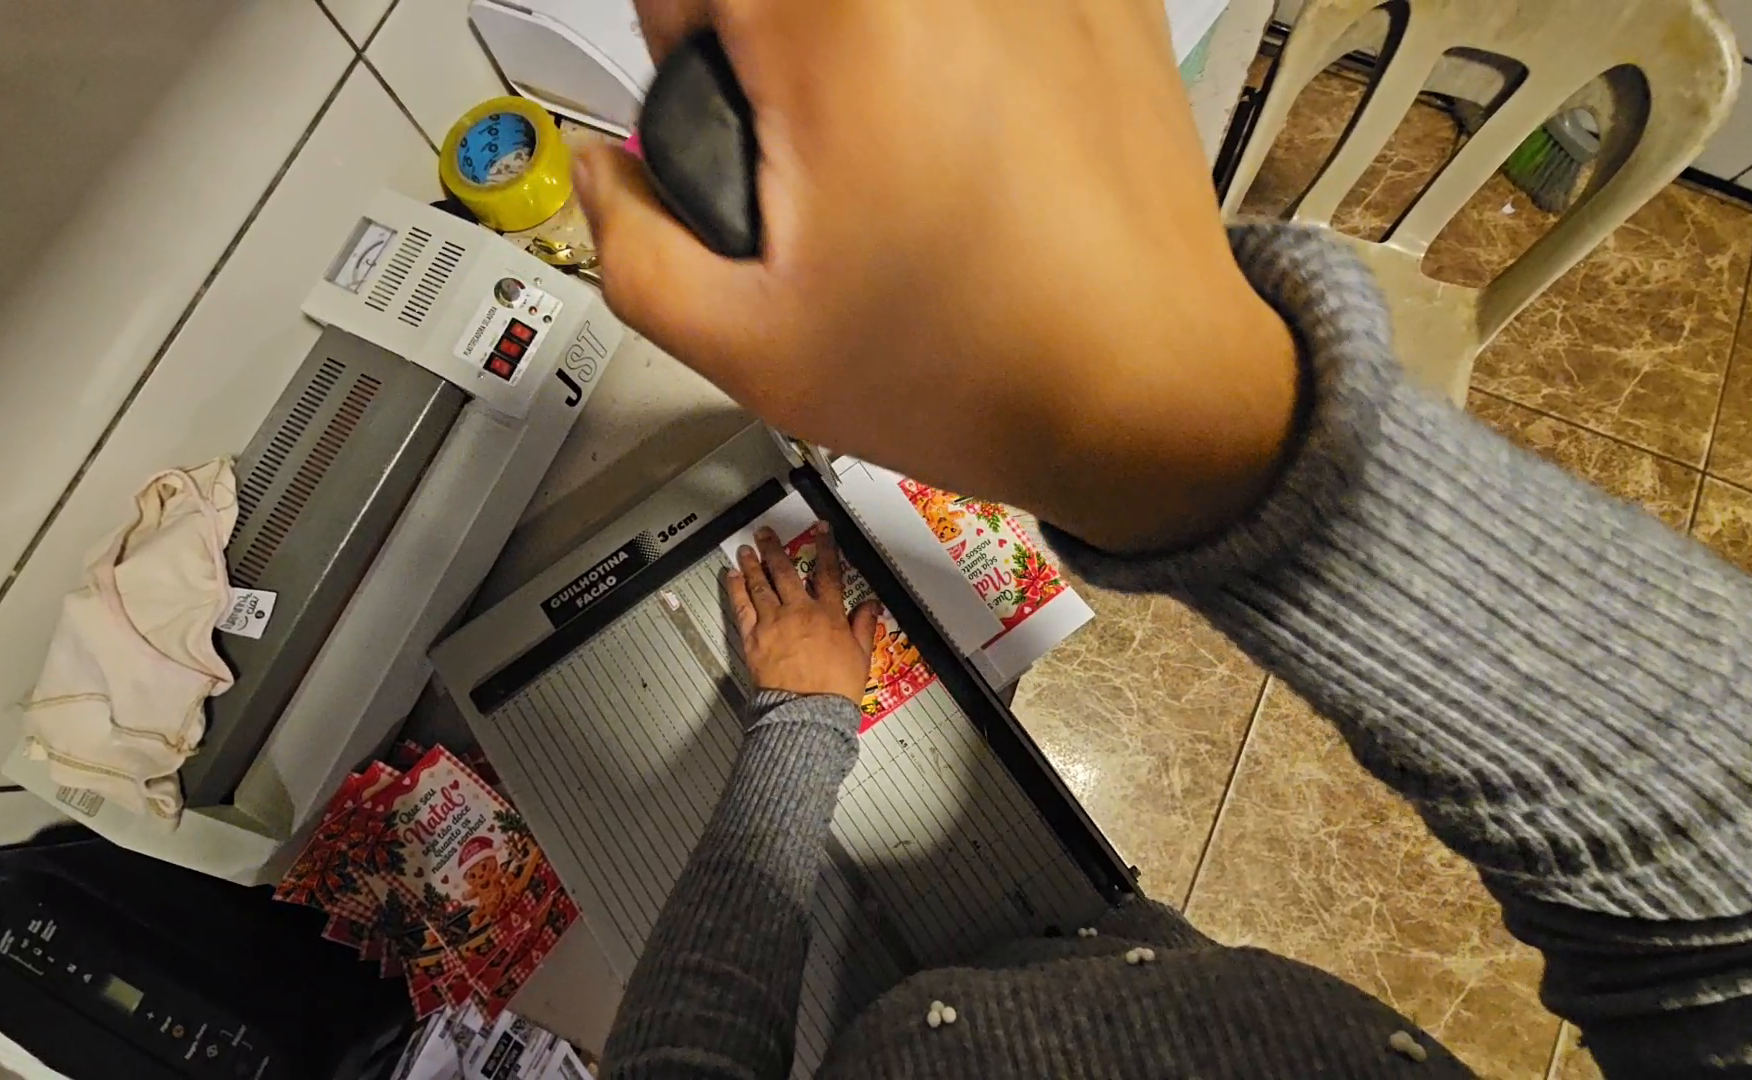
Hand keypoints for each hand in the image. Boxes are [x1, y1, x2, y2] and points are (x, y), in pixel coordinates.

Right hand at [576, 0, 1300, 551]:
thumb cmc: (965, 379)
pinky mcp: (1105, 3)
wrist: (1142, 398)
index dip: (686, 58)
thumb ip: (634, 253)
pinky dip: (949, 65)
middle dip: (772, 68)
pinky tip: (974, 164)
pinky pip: (971, 18)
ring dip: (863, 67)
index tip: (731, 136)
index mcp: (842, 22)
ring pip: (881, 11)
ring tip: (905, 184)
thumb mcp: (753, 349)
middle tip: (818, 179)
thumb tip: (609, 176)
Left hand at [726, 523, 880, 704]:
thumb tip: (872, 605)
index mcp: (828, 615)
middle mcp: (798, 612)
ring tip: (745, 549)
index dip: (825, 547)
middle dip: (774, 549)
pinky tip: (732, 577)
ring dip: (752, 564)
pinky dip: (736, 589)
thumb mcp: (861, 657)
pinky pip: (742, 606)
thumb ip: (864, 626)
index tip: (821, 529)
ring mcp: (773, 622)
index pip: (827, 572)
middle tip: (765, 534)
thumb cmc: (835, 690)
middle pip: (785, 571)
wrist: (807, 714)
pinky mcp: (753, 637)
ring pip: (760, 584)